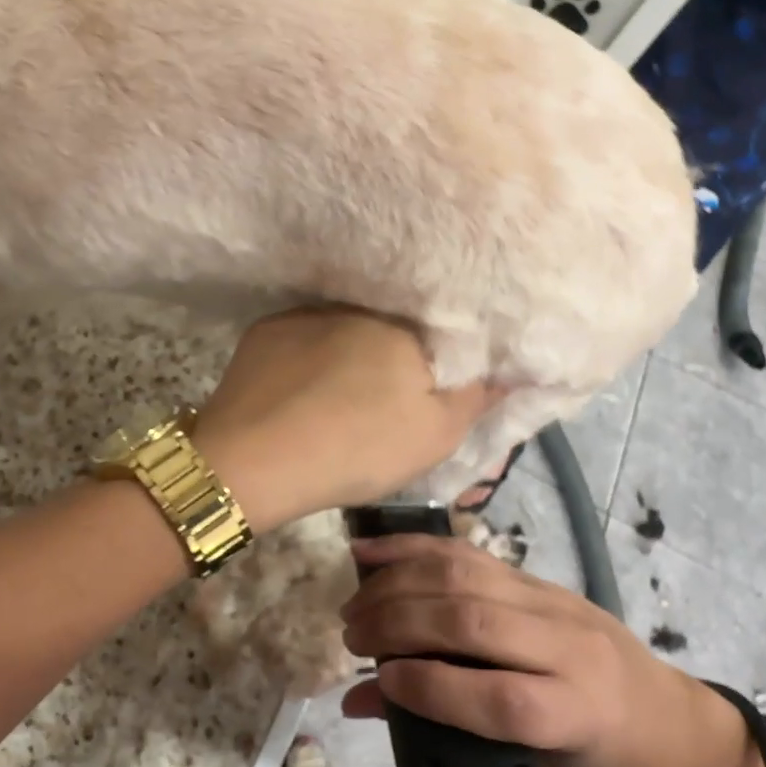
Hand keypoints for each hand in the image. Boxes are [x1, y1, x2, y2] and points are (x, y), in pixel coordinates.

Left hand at [189, 307, 500, 530]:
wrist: (253, 459)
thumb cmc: (355, 449)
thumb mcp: (434, 436)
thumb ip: (476, 396)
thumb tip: (512, 366)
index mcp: (405, 328)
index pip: (442, 332)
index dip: (445, 359)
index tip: (439, 386)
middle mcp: (356, 307)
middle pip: (390, 328)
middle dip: (395, 355)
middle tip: (388, 397)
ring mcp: (305, 315)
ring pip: (343, 330)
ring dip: (349, 354)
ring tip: (340, 392)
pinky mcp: (265, 330)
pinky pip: (303, 338)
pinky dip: (309, 357)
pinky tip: (301, 386)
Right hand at [337, 533, 743, 766]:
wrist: (663, 716)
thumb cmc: (592, 754)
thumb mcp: (527, 761)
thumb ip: (443, 728)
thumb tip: (355, 703)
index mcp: (577, 714)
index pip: (501, 697)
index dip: (433, 687)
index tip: (379, 679)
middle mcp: (568, 649)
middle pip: (474, 622)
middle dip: (399, 624)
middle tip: (352, 636)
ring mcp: (552, 602)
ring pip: (464, 576)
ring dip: (397, 583)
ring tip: (355, 603)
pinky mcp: (536, 574)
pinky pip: (467, 551)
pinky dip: (412, 548)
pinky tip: (371, 551)